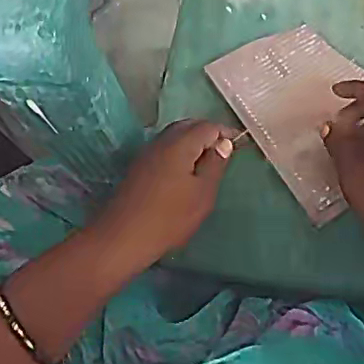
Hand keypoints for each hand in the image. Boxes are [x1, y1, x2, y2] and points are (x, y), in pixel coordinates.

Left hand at [95, 119, 240, 263]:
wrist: (123, 236)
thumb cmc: (169, 218)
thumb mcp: (202, 194)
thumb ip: (215, 165)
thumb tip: (223, 143)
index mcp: (179, 144)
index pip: (207, 126)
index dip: (225, 132)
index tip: (240, 144)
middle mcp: (161, 141)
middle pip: (188, 126)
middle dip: (208, 133)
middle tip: (224, 150)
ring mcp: (147, 153)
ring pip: (174, 136)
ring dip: (192, 141)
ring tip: (208, 162)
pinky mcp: (139, 166)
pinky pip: (165, 148)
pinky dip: (179, 151)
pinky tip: (185, 170)